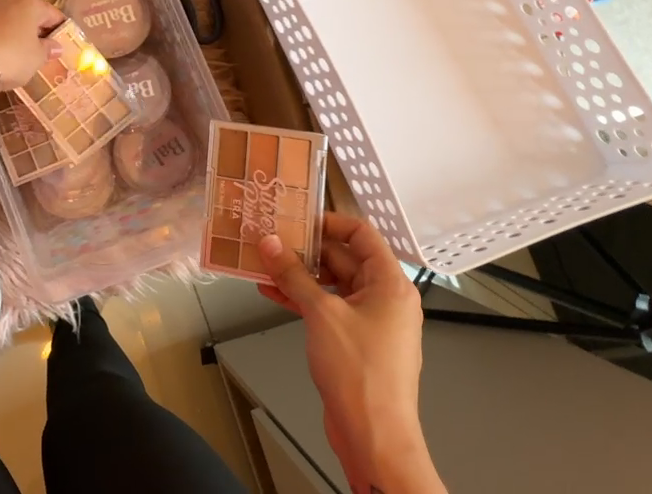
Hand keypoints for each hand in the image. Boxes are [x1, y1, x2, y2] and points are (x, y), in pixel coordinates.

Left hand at [0, 0, 64, 98]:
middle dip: (39, 34)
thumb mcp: (37, 58)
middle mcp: (9, 0)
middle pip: (32, 17)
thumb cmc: (11, 56)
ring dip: (20, 38)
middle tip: (46, 55)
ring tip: (25, 59)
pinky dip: (4, 42)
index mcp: (30, 3)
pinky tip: (5, 58)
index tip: (65, 46)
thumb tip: (56, 46)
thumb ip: (48, 50)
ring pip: (13, 23)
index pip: (54, 15)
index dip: (62, 31)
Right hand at [257, 212, 444, 492]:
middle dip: (305, 249)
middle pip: (343, 258)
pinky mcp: (354, 341)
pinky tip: (270, 292)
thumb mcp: (321, 312)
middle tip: (269, 238)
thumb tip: (270, 242)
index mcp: (389, 284)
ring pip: (331, 284)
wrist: (373, 434)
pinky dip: (301, 298)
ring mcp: (369, 321)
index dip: (330, 221)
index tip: (296, 218)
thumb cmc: (358, 368)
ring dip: (298, 274)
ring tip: (262, 263)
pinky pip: (326, 308)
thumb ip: (293, 274)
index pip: (363, 234)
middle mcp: (383, 298)